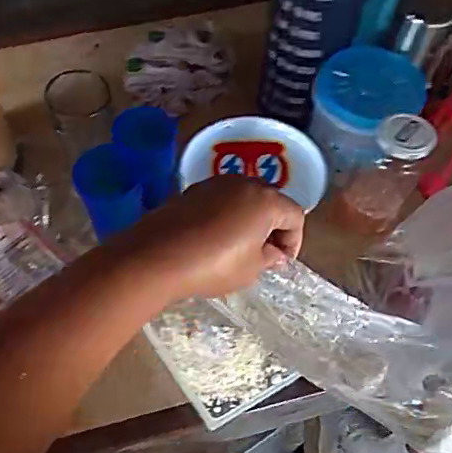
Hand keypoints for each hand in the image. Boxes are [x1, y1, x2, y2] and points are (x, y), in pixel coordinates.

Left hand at [111, 175, 304, 300]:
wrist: (157, 257)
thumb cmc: (213, 265)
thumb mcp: (250, 269)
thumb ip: (269, 258)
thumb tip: (273, 252)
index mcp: (266, 199)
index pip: (294, 215)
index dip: (294, 241)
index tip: (282, 262)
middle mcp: (242, 183)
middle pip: (269, 201)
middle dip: (272, 227)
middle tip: (265, 254)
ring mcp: (213, 184)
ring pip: (242, 199)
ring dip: (247, 220)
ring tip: (239, 248)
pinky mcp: (190, 191)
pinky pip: (218, 202)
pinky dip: (224, 218)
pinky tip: (213, 241)